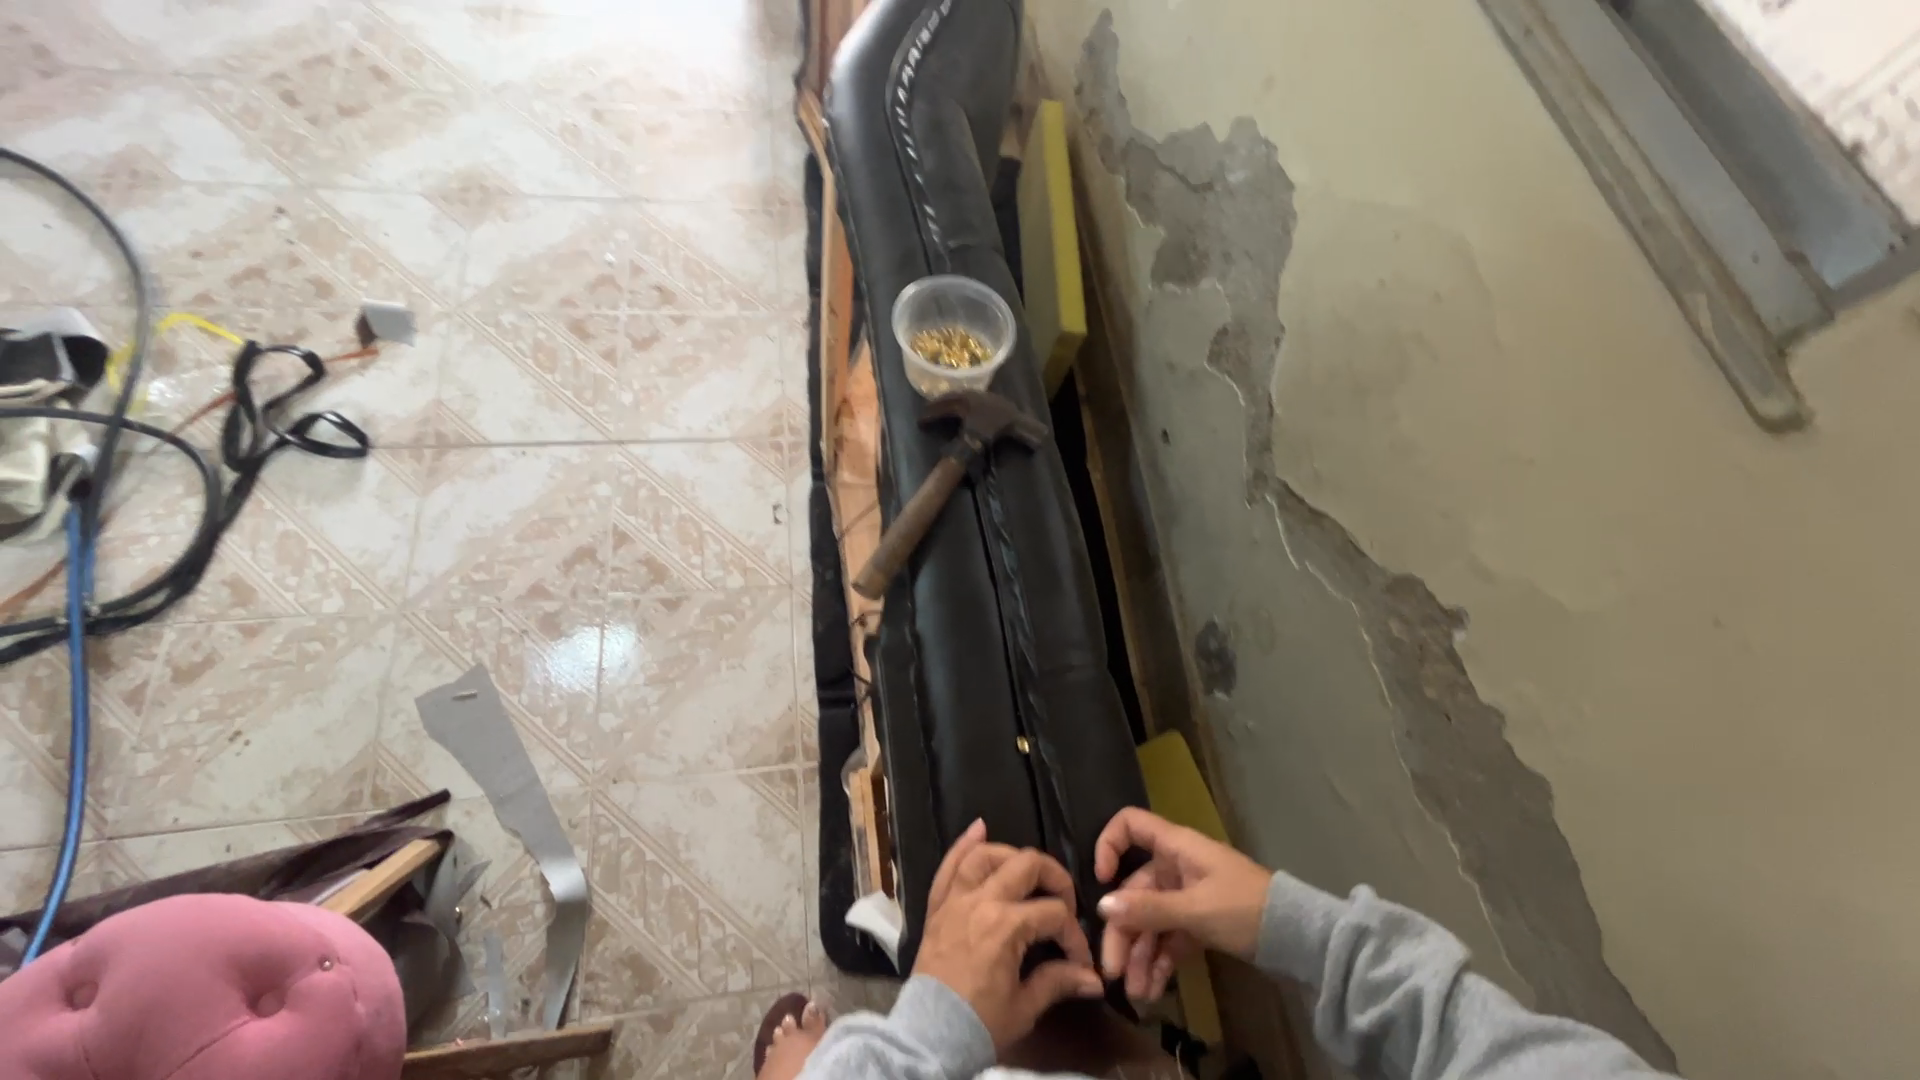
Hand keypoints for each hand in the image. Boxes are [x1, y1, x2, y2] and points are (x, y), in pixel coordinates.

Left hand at [912, 820, 1105, 1048]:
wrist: (929, 1037)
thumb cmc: (980, 1023)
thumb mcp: (1025, 1007)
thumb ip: (1058, 982)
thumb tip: (1094, 979)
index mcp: (1007, 925)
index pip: (1054, 914)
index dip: (1074, 935)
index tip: (1080, 960)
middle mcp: (981, 901)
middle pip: (1026, 865)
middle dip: (1054, 878)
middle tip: (1065, 901)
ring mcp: (955, 899)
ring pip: (985, 856)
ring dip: (1011, 855)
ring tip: (1028, 869)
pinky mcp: (937, 906)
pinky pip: (948, 866)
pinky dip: (963, 845)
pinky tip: (979, 829)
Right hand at [1093, 807, 1270, 1001]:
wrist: (1299, 939)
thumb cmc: (1245, 908)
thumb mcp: (1195, 910)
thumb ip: (1148, 909)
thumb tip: (1102, 906)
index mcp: (1175, 847)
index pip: (1131, 825)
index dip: (1109, 845)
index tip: (1102, 881)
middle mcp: (1176, 867)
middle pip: (1134, 890)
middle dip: (1122, 931)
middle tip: (1113, 971)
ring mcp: (1186, 896)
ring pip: (1150, 920)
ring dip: (1140, 954)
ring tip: (1136, 993)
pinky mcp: (1198, 923)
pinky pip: (1168, 937)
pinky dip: (1160, 961)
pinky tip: (1152, 989)